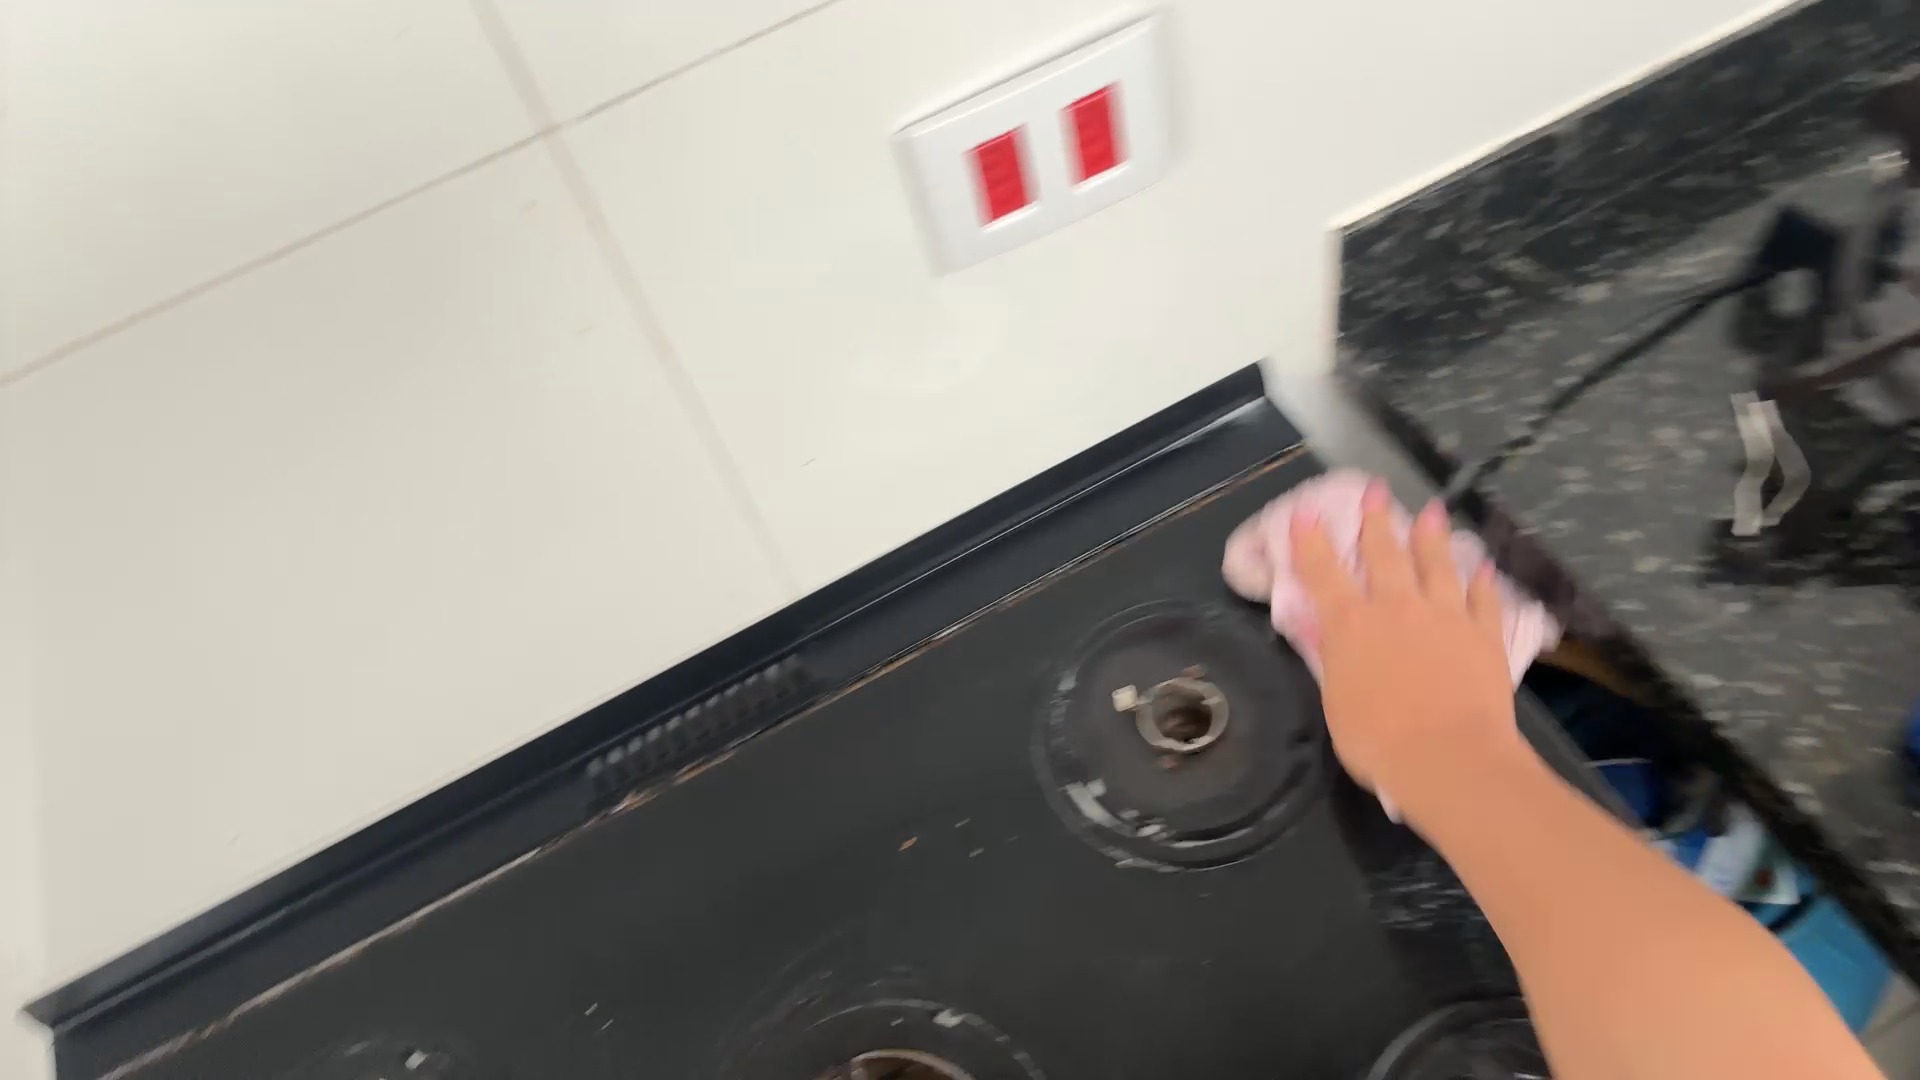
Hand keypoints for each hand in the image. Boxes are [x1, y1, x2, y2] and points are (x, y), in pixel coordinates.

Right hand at [1289, 481, 1532, 818]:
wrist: (1450, 760)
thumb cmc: (1376, 738)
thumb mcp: (1334, 698)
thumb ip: (1329, 657)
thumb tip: (1316, 627)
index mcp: (1350, 624)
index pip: (1322, 572)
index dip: (1310, 541)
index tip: (1304, 513)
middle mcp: (1395, 608)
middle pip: (1383, 554)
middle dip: (1375, 520)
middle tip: (1375, 490)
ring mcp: (1444, 617)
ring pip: (1436, 565)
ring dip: (1431, 535)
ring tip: (1430, 510)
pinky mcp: (1483, 636)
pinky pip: (1482, 599)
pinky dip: (1480, 580)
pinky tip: (1480, 566)